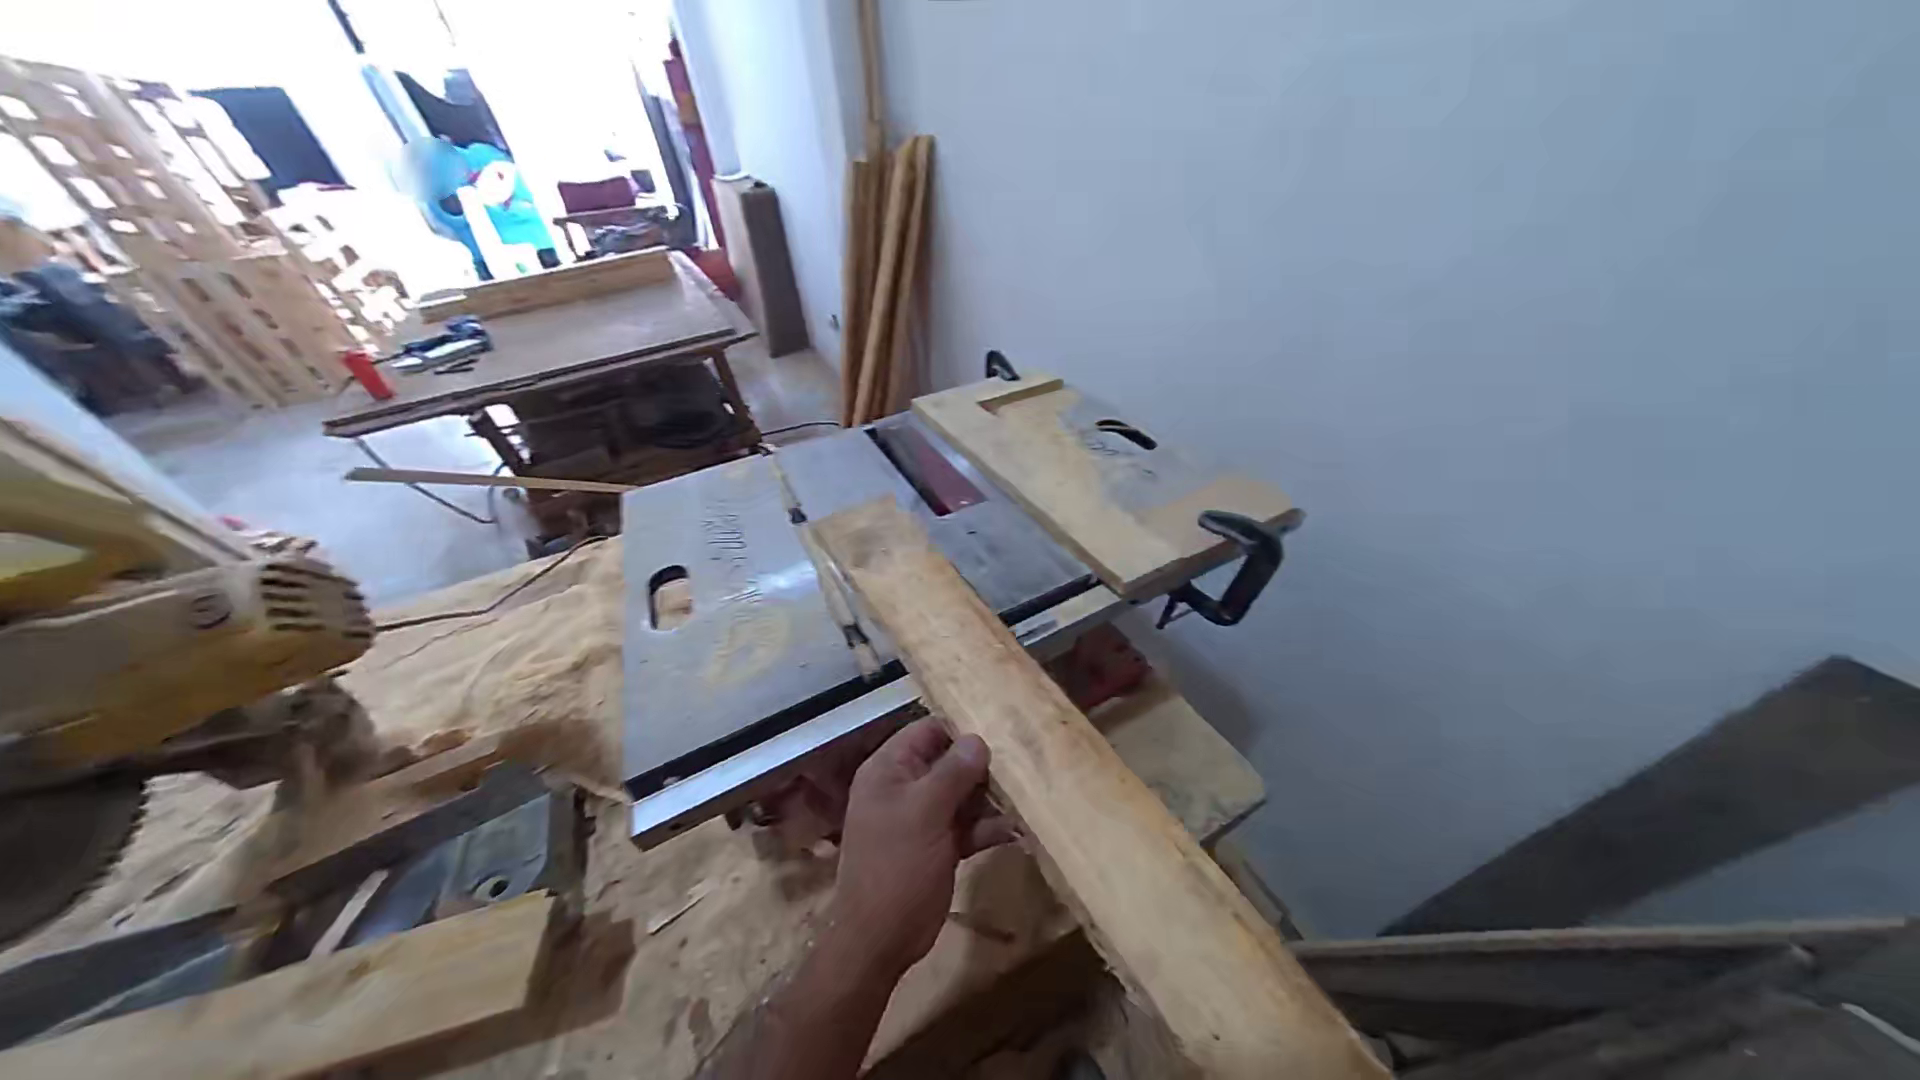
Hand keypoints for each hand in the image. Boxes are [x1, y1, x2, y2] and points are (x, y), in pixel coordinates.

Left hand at [825, 718, 1016, 976]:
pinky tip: (1017, 829)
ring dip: (990, 798)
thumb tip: (978, 739)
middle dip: (982, 766)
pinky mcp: (938, 845)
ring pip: (961, 794)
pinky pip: (966, 825)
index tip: (1000, 731)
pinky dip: (988, 827)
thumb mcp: (925, 812)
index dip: (960, 730)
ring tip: (1026, 797)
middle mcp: (904, 787)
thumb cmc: (896, 865)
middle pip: (948, 762)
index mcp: (889, 769)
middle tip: (1022, 765)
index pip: (927, 731)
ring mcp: (922, 817)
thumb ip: (952, 772)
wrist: (879, 940)